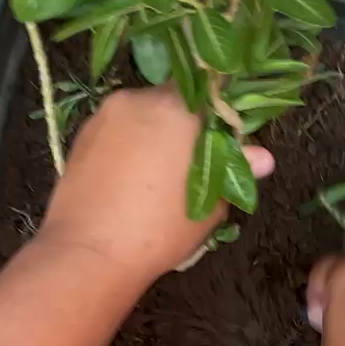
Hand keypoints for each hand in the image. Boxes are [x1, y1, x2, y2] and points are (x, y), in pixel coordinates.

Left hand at [39, 88, 273, 279]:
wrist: (89, 253)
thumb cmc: (159, 231)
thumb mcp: (208, 207)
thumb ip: (234, 172)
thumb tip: (263, 157)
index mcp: (178, 108)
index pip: (211, 92)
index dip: (220, 116)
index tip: (224, 144)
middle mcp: (139, 99)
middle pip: (174, 102)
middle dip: (185, 128)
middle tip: (191, 168)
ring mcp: (105, 114)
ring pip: (142, 116)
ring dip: (154, 137)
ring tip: (157, 181)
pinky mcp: (81, 135)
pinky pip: (117, 132)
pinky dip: (128, 148)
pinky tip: (130, 184)